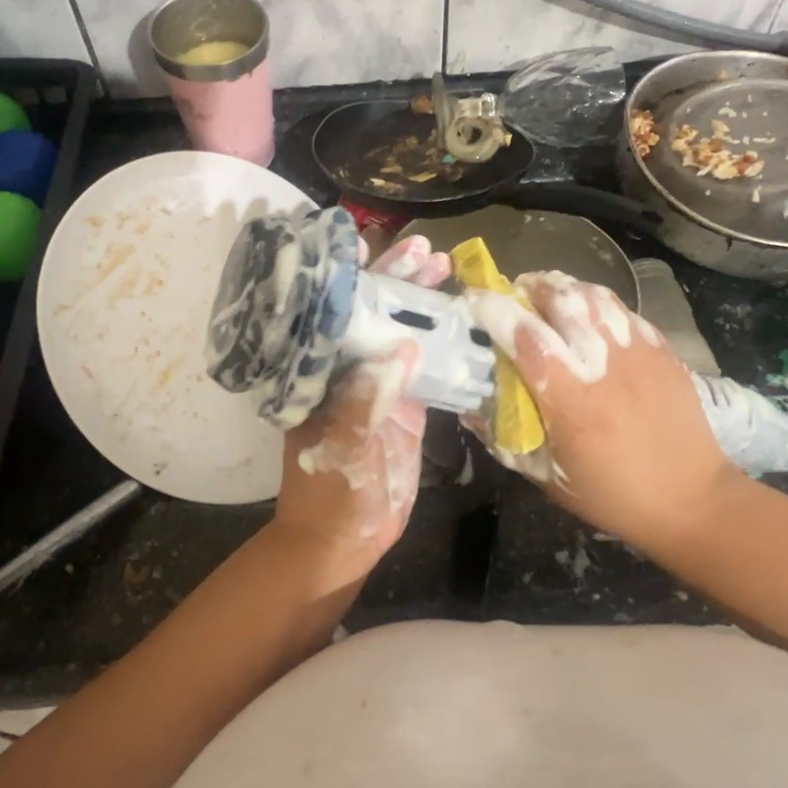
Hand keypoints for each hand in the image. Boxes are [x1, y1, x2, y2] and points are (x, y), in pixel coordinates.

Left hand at [271, 236, 450, 586]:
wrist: (344, 542)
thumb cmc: (329, 492)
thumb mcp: (344, 445)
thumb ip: (369, 398)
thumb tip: (403, 348)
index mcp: (320, 371)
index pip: (334, 311)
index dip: (352, 278)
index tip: (370, 246)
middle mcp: (348, 369)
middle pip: (374, 313)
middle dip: (398, 280)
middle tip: (429, 252)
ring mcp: (379, 386)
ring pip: (403, 333)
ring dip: (423, 304)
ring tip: (446, 269)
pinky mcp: (406, 407)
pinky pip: (428, 367)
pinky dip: (445, 344)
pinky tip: (467, 321)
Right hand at [466, 271, 746, 552]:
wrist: (693, 499)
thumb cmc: (615, 496)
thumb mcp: (549, 478)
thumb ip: (506, 439)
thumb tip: (471, 408)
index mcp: (572, 400)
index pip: (525, 336)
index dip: (494, 310)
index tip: (473, 299)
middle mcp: (604, 364)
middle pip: (562, 299)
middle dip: (531, 287)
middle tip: (515, 295)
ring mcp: (638, 351)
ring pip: (595, 295)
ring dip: (565, 288)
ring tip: (550, 296)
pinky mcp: (662, 349)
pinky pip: (623, 309)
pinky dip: (597, 302)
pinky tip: (589, 316)